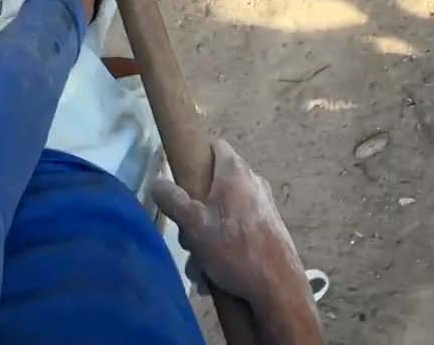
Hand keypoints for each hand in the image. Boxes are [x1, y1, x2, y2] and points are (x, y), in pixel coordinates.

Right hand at [151, 141, 312, 319]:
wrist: (278, 287)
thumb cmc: (234, 248)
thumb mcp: (194, 225)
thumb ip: (173, 201)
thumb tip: (156, 182)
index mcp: (235, 170)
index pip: (214, 146)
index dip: (197, 160)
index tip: (185, 183)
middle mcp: (252, 180)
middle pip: (216, 185)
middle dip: (197, 214)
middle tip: (188, 240)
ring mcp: (264, 203)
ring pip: (225, 213)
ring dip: (208, 238)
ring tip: (200, 269)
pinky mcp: (270, 226)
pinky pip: (240, 229)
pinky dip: (226, 246)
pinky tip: (216, 276)